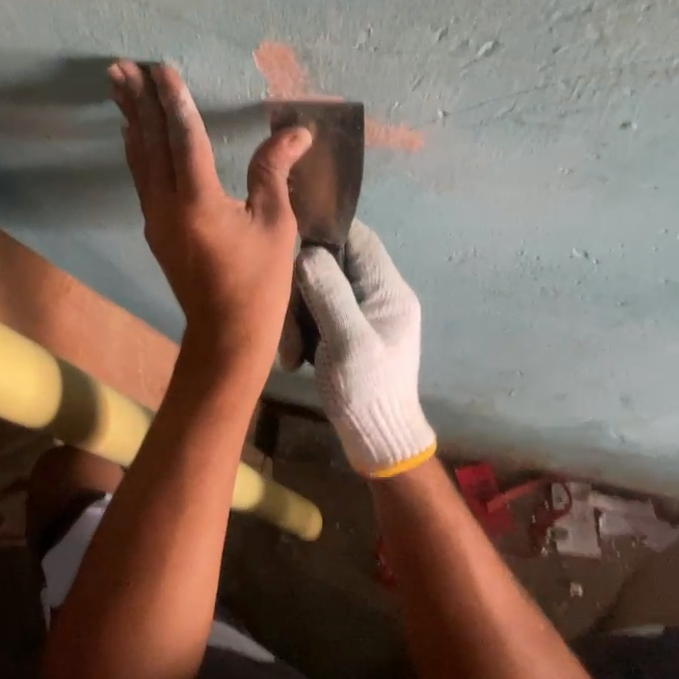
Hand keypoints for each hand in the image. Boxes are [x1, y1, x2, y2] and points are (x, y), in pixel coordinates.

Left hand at [109, 61, 312, 367]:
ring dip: (130, 120)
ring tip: (118, 86)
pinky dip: (136, 149)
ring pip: (139, 159)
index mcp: (199, 203)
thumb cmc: (258, 282)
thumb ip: (274, 172)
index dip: (174, 100)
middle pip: (149, 143)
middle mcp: (167, 206)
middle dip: (136, 102)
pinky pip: (141, 178)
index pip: (184, 139)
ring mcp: (155, 218)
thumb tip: (296, 130)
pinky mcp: (154, 229)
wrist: (224, 333)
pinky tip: (132, 132)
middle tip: (120, 66)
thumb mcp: (275, 224)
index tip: (160, 68)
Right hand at [295, 222, 436, 476]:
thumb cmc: (367, 389)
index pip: (358, 238)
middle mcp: (378, 294)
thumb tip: (307, 253)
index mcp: (388, 290)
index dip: (323, 237)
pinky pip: (317, 315)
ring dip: (298, 319)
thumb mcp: (347, 341)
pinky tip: (296, 359)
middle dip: (302, 293)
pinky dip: (303, 333)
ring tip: (293, 355)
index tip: (291, 256)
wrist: (379, 440)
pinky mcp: (348, 332)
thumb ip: (329, 293)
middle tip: (290, 331)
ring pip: (318, 292)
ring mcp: (363, 314)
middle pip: (330, 266)